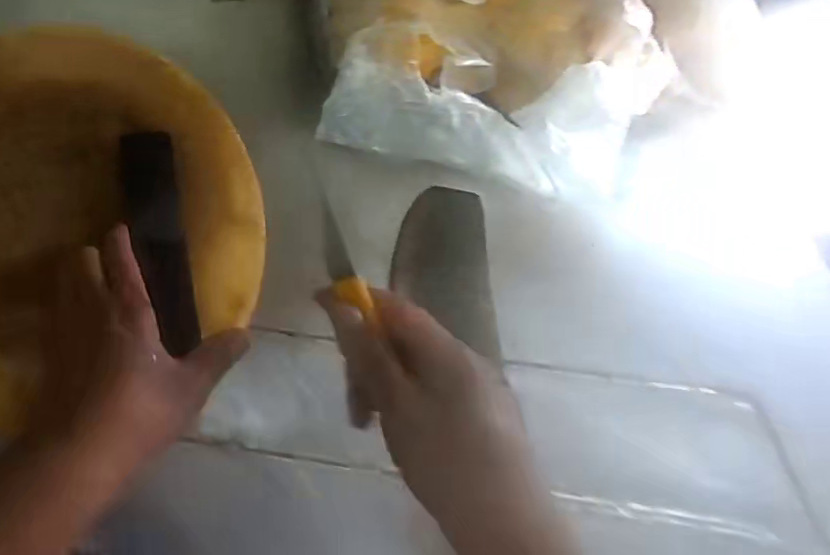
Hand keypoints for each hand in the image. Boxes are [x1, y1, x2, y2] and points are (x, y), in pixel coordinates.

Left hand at [33, 224, 249, 470]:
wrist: (80, 445)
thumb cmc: (140, 414)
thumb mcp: (188, 390)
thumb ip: (216, 358)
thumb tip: (244, 334)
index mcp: (128, 308)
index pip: (121, 258)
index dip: (120, 239)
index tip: (123, 230)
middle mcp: (92, 303)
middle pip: (83, 256)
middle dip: (95, 255)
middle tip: (112, 269)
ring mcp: (66, 320)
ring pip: (64, 275)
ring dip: (77, 273)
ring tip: (94, 289)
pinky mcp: (49, 341)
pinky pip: (54, 303)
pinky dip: (64, 299)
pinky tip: (78, 322)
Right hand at [318, 286, 576, 554]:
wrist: (512, 535)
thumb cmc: (444, 461)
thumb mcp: (393, 402)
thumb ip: (367, 350)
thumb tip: (341, 303)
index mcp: (448, 352)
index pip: (393, 304)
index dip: (354, 297)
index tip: (317, 303)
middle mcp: (468, 360)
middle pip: (402, 336)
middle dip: (367, 355)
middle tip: (350, 393)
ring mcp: (481, 388)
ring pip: (414, 365)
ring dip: (382, 382)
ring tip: (368, 420)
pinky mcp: (486, 415)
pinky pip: (432, 387)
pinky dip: (405, 396)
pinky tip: (398, 428)